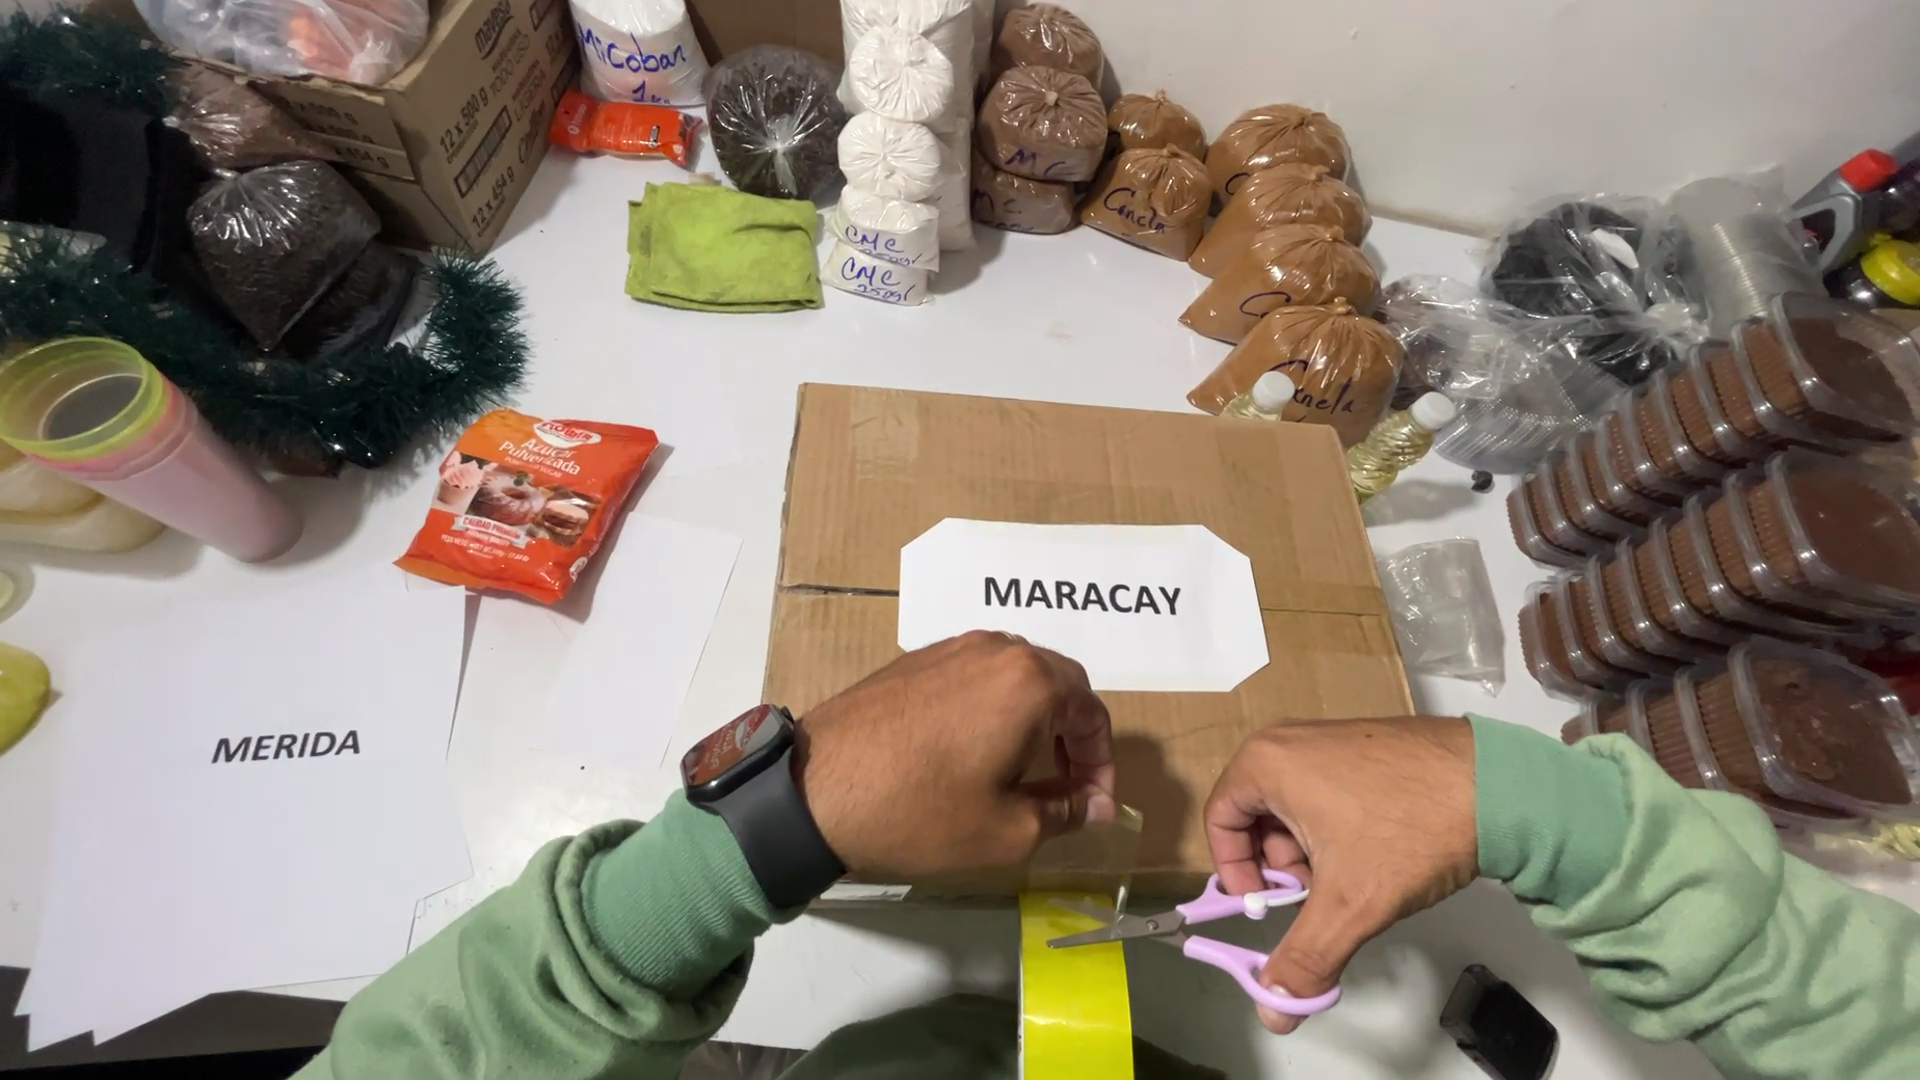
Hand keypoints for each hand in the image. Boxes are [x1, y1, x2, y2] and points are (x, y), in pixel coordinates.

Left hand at [796, 631, 1116, 880]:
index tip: (1092, 805)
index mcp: (1029, 681)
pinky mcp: (919, 657)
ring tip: (1022, 766)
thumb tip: (1098, 806)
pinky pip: (978, 672)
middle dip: (1072, 735)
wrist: (816, 787)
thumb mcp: (1007, 830)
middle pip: (1059, 684)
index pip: (1092, 714)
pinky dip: (995, 704)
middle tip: (1064, 785)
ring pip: (1018, 673)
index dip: (1101, 765)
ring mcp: (953, 646)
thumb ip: (1066, 811)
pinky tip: (975, 745)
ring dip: (1035, 715)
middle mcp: (997, 648)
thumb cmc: (921, 811)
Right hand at [1204, 717, 1476, 1033]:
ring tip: (1353, 875)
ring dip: (1307, 848)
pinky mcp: (1353, 741)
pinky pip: (1318, 787)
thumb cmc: (1410, 831)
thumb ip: (1305, 957)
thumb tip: (1271, 1011)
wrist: (1501, 785)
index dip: (1237, 872)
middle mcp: (1283, 741)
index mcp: (1263, 763)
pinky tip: (1373, 848)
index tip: (1271, 904)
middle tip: (1319, 894)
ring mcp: (1320, 736)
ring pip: (1288, 803)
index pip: (1218, 820)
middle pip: (1254, 814)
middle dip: (1280, 864)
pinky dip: (1330, 824)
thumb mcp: (1351, 903)